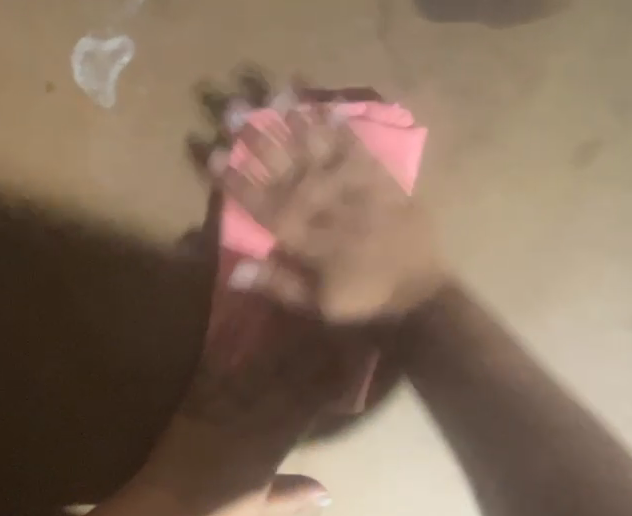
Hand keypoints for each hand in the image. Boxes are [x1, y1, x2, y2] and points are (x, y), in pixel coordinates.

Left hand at [129, 305, 367, 515]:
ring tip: (290, 317)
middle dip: (308, 351)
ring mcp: (222, 407)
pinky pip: (213, 371)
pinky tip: (233, 327)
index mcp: (273, 443)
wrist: (167, 506)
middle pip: (286, 378)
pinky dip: (224, 348)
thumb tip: (326, 491)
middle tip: (326, 322)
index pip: (309, 404)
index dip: (329, 379)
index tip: (348, 357)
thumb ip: (293, 495)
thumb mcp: (260, 510)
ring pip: (254, 369)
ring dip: (274, 343)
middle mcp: (252, 417)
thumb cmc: (216, 514)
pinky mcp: (193, 403)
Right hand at [212, 102, 447, 323]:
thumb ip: (276, 283)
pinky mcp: (382, 179)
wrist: (417, 294)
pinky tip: (325, 107)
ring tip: (275, 94)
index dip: (236, 180)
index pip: (262, 203)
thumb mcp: (314, 305)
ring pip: (319, 148)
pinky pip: (357, 147)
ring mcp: (355, 188)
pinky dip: (341, 127)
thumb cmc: (360, 303)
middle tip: (234, 110)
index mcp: (305, 238)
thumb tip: (234, 271)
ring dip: (296, 121)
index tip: (213, 155)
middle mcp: (326, 205)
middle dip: (258, 139)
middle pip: (286, 166)